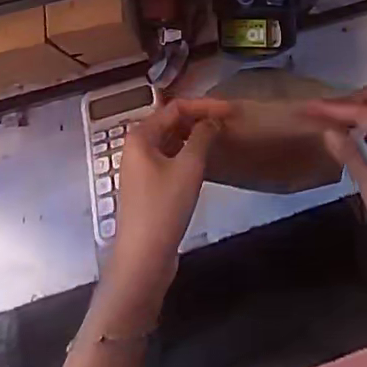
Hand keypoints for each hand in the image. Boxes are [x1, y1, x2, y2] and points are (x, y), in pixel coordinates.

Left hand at [109, 97, 232, 293]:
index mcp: (140, 135)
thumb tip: (212, 120)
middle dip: (199, 118)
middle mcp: (136, 146)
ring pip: (171, 140)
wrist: (142, 260)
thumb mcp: (189, 168)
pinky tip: (205, 158)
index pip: (176, 107)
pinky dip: (188, 153)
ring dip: (194, 136)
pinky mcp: (147, 185)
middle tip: (227, 121)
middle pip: (171, 122)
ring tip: (220, 136)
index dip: (204, 106)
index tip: (230, 110)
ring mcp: (140, 167)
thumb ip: (202, 136)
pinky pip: (170, 158)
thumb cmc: (163, 208)